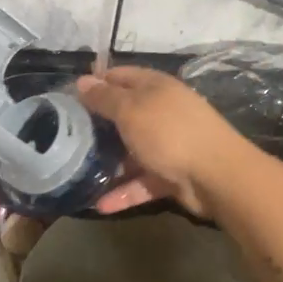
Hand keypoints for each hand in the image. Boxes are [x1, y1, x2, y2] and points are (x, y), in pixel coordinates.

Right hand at [77, 67, 249, 215]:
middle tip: (66, 137)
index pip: (119, 76)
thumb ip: (104, 98)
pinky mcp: (171, 175)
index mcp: (154, 87)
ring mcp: (167, 144)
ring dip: (108, 163)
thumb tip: (82, 81)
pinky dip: (123, 192)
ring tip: (77, 174)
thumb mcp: (130, 110)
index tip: (67, 98)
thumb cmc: (168, 132)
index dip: (95, 83)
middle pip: (123, 115)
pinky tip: (99, 204)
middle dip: (96, 125)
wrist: (217, 175)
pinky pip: (141, 182)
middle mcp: (161, 112)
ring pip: (131, 151)